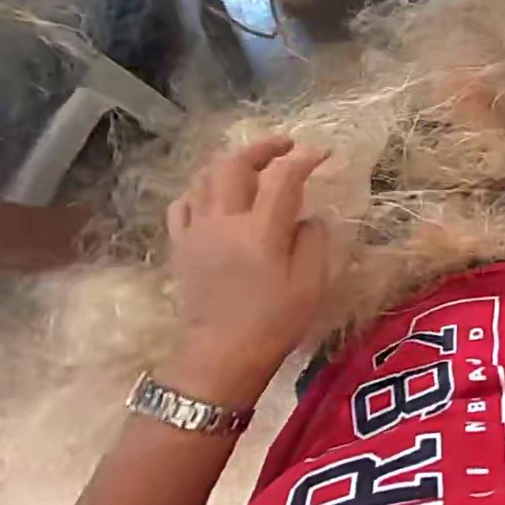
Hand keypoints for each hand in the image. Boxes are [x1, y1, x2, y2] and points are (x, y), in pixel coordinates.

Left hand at [162, 137, 331, 404]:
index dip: (305, 158)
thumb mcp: (310, 284)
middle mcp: (224, 221)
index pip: (283, 177)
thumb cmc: (273, 322)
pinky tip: (215, 196)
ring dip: (232, 163)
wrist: (221, 357)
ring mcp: (197, 231)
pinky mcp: (181, 245)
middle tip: (285, 146)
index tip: (323, 154)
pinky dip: (201, 189)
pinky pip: (184, 203)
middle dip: (262, 147)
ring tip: (252, 167)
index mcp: (261, 231)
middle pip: (235, 164)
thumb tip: (307, 218)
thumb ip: (313, 240)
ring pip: (206, 177)